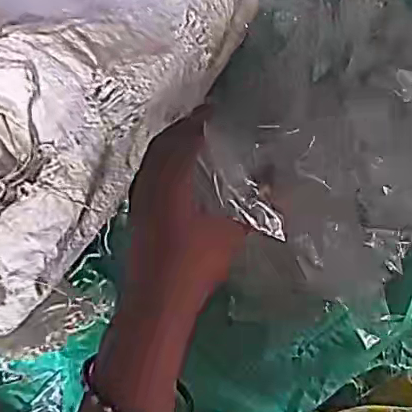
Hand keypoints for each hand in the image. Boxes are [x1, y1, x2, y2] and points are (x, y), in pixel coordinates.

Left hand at [124, 108, 249, 311]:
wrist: (157, 301)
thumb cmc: (194, 266)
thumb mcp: (231, 235)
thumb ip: (254, 209)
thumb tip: (276, 188)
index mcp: (171, 182)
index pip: (184, 139)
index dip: (199, 121)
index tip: (214, 111)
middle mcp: (149, 185)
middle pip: (162, 144)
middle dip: (183, 129)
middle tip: (204, 121)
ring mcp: (138, 201)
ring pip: (152, 161)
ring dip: (170, 146)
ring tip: (192, 142)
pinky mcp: (136, 215)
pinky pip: (148, 176)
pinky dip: (162, 166)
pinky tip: (178, 177)